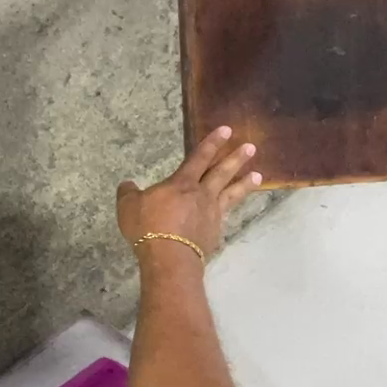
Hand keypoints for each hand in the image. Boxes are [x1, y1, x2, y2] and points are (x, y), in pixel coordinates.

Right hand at [116, 126, 261, 261]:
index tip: (227, 130)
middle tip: (251, 147)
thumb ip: (128, 193)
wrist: (169, 256)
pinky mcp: (215, 231)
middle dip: (236, 158)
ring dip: (244, 183)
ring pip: (231, 193)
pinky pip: (226, 214)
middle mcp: (201, 194)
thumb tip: (128, 185)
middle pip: (222, 172)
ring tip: (258, 175)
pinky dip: (231, 209)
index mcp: (181, 183)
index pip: (199, 157)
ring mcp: (211, 213)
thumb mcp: (128, 206)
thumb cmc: (147, 226)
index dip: (212, 143)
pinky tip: (232, 208)